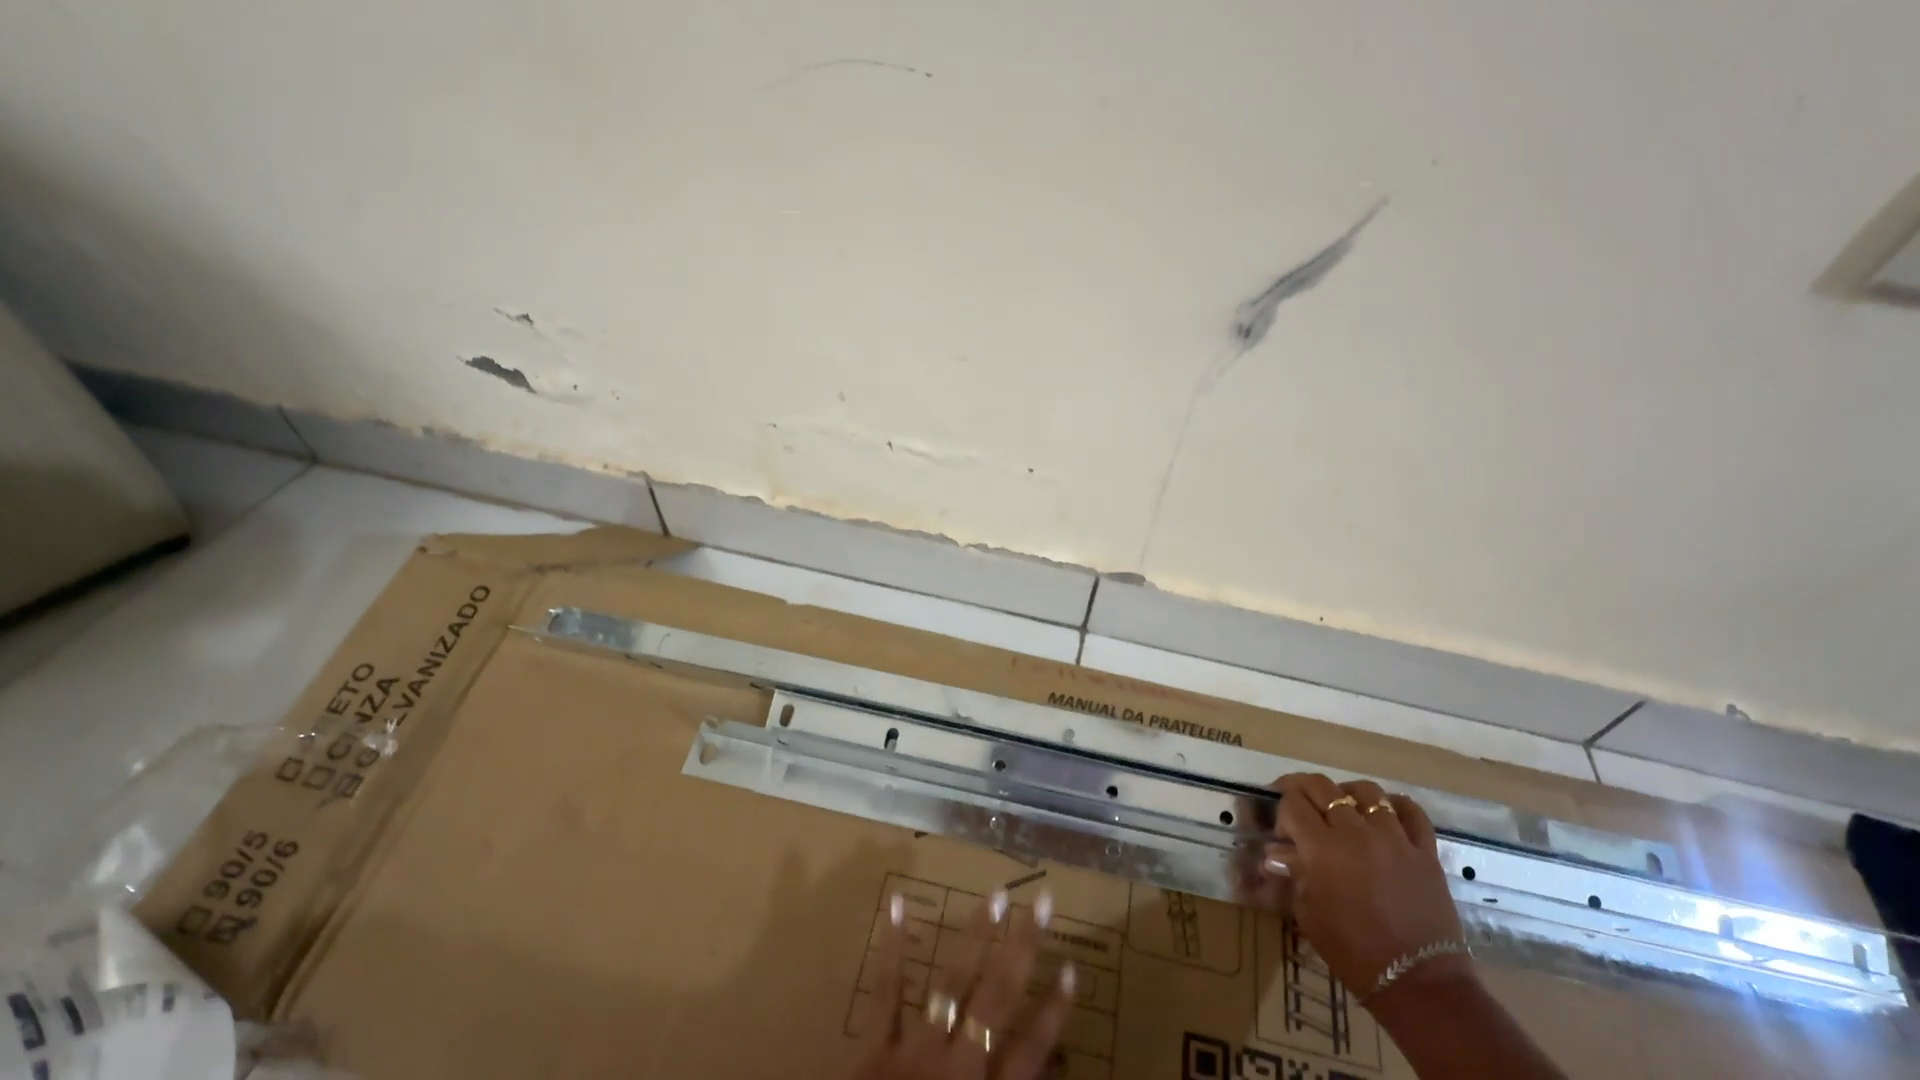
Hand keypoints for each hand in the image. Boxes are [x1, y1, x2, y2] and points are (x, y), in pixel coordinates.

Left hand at [854, 889, 1076, 1079]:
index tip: (1074, 969)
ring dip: (975, 938)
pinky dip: (893, 946)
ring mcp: (913, 1053)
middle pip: (999, 1000)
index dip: (1055, 1011)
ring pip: (951, 984)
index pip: (1032, 1051)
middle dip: (1023, 949)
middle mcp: (958, 1067)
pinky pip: (885, 993)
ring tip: (995, 896)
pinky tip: (900, 902)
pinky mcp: (872, 1050)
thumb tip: (1048, 1073)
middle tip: (1043, 901)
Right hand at [1260, 773, 1471, 1002]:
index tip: (1280, 827)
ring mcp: (1395, 838)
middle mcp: (1356, 833)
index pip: (1292, 804)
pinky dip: (1395, 805)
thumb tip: (1277, 854)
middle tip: (1296, 801)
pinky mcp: (1425, 850)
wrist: (1415, 979)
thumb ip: (1293, 875)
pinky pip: (1412, 812)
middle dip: (1302, 788)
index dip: (1280, 808)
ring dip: (1347, 793)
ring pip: (1367, 792)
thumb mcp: (1307, 914)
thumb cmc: (1351, 950)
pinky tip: (1386, 813)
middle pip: (1324, 788)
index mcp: (1322, 849)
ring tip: (1342, 808)